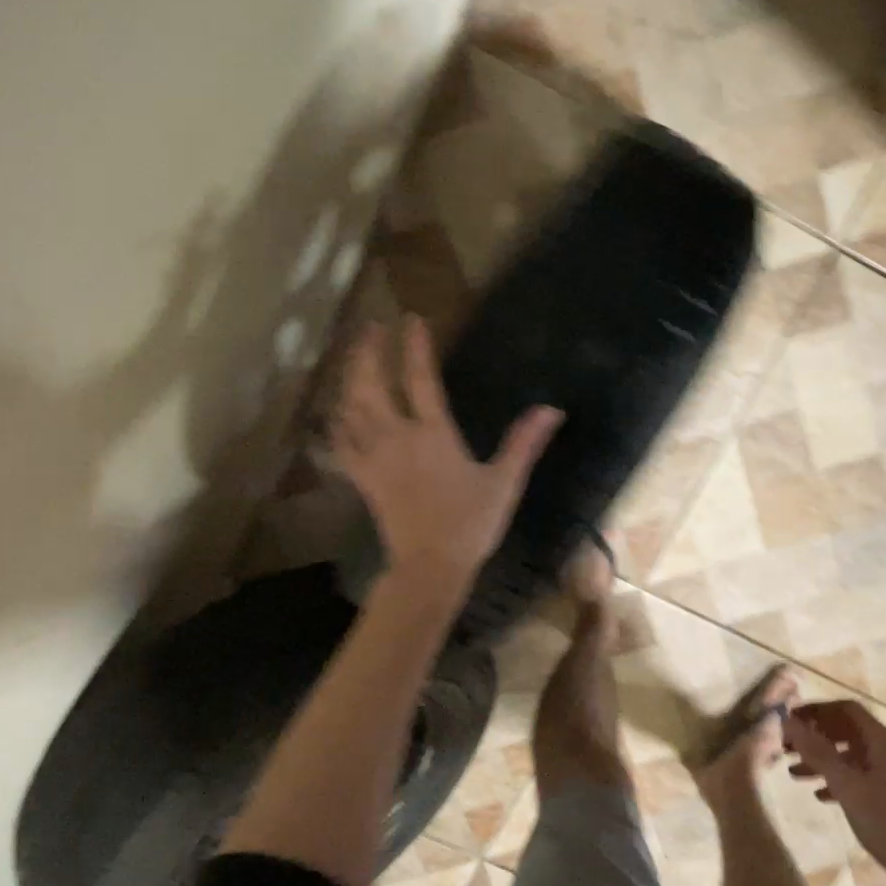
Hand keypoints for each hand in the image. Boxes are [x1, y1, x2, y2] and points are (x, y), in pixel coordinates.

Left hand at [332, 316, 562, 579]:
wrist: (430, 566)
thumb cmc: (470, 524)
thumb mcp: (504, 482)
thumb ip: (524, 443)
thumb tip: (552, 409)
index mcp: (434, 434)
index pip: (420, 378)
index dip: (414, 346)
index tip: (411, 318)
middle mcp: (398, 437)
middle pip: (372, 385)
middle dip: (369, 352)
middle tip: (370, 327)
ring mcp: (375, 458)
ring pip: (351, 408)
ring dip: (349, 378)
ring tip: (352, 357)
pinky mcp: (362, 478)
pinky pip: (340, 443)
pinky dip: (335, 423)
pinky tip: (334, 412)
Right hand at [784, 701, 885, 885]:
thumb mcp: (849, 787)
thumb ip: (818, 753)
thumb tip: (788, 721)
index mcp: (883, 742)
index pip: (846, 709)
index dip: (815, 710)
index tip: (788, 721)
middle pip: (848, 731)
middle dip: (815, 736)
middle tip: (784, 749)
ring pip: (853, 756)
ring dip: (823, 760)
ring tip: (794, 773)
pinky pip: (862, 777)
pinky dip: (839, 780)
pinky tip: (821, 795)